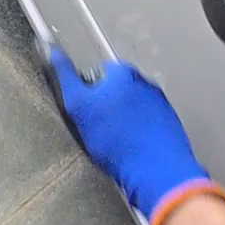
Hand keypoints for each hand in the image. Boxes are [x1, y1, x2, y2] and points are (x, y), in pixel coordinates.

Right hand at [48, 48, 224, 224]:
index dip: (84, 96)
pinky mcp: (172, 126)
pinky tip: (131, 149)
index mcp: (123, 72)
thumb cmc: (116, 140)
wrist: (158, 173)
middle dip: (104, 108)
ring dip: (121, 122)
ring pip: (130, 109)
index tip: (84, 115)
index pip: (93, 76)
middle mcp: (145, 83)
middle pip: (113, 91)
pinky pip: (146, 125)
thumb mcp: (77, 105)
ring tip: (115, 144)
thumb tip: (52, 51)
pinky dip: (138, 134)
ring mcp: (161, 104)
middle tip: (97, 130)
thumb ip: (63, 74)